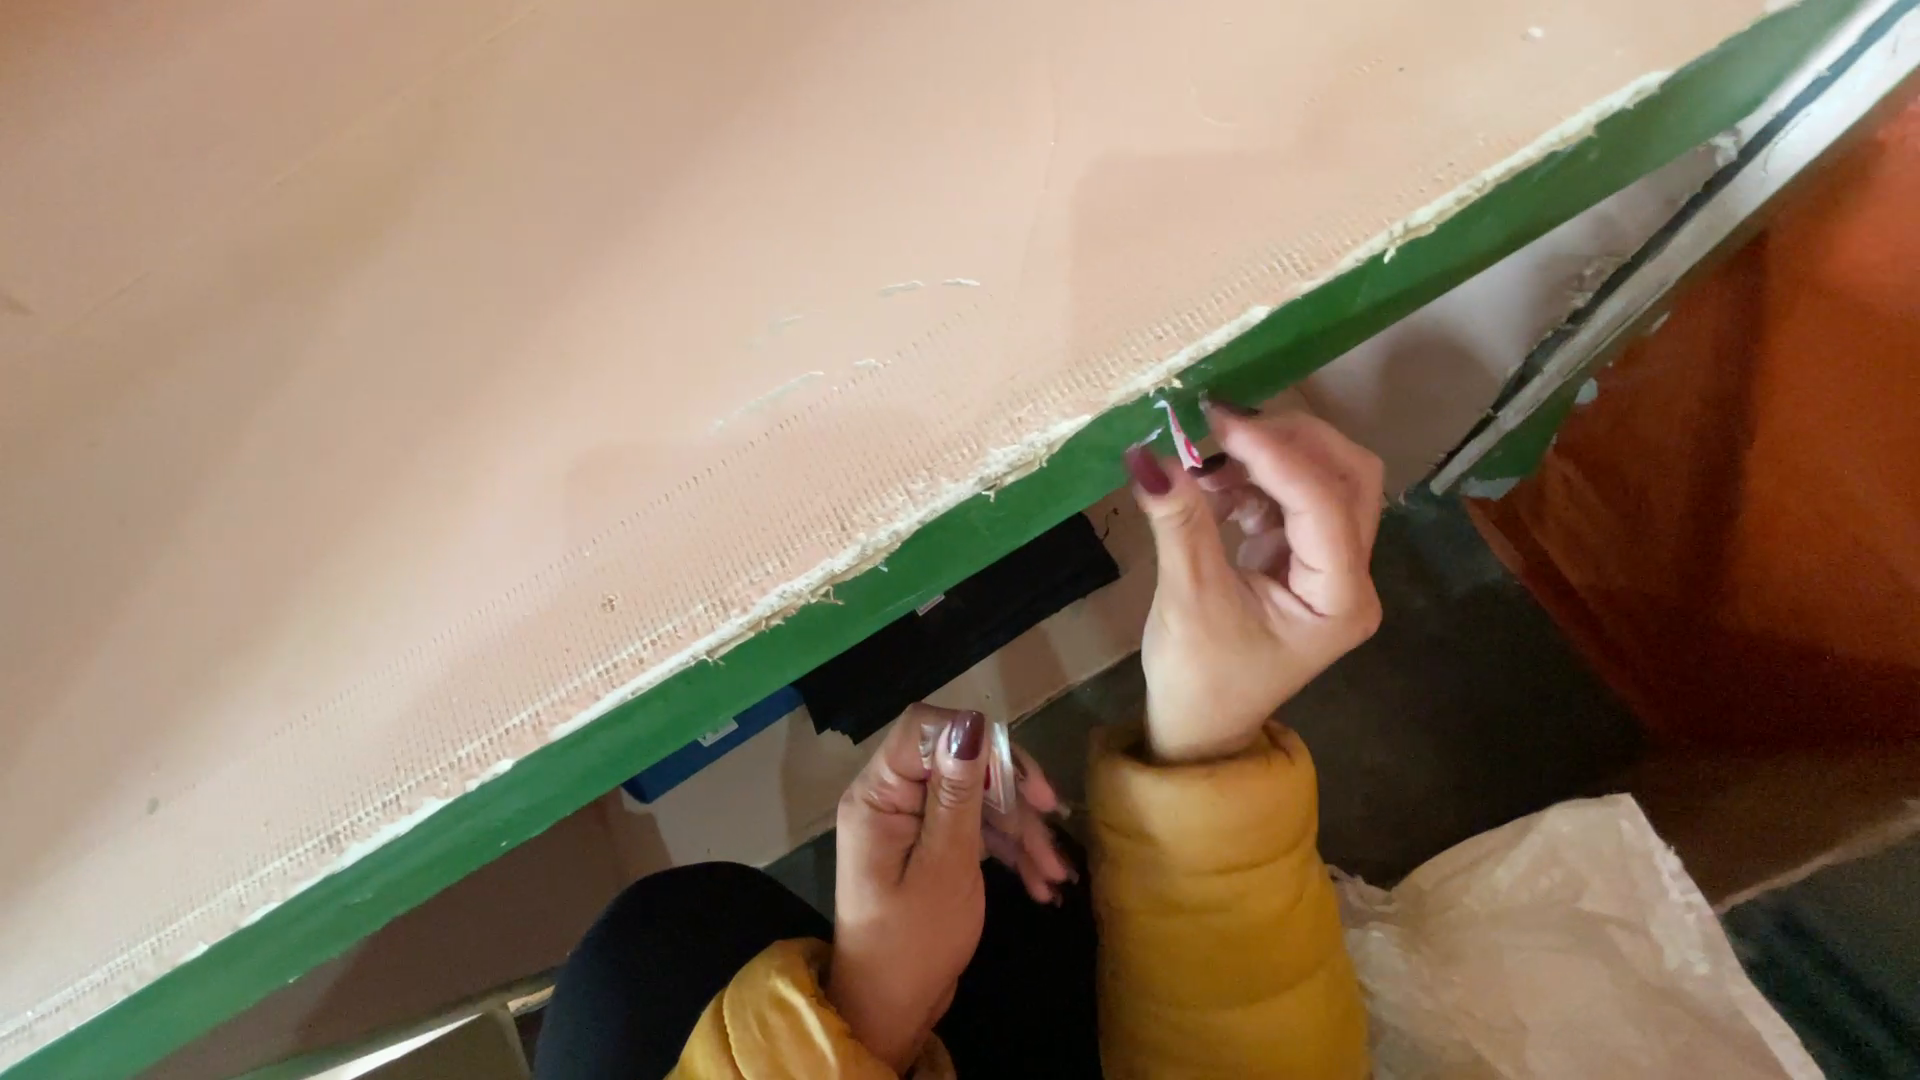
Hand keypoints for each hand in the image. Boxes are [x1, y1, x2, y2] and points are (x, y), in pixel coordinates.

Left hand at [828, 705, 1070, 1069]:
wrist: (891, 1013)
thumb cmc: (912, 943)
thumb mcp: (944, 866)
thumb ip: (958, 793)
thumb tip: (971, 722)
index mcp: (878, 792)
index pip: (924, 728)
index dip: (976, 740)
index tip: (1021, 774)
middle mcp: (892, 795)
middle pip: (959, 762)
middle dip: (1010, 790)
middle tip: (1053, 815)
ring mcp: (912, 820)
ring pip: (975, 796)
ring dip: (1019, 827)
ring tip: (1057, 872)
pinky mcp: (931, 843)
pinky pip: (974, 826)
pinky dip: (1008, 848)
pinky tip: (1041, 881)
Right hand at [1124, 399, 1384, 763]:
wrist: (1198, 726)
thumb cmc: (1198, 677)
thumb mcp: (1187, 599)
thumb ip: (1178, 523)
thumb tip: (1149, 456)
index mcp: (1339, 599)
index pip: (1323, 504)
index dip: (1274, 454)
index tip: (1217, 419)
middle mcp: (1350, 578)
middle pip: (1347, 479)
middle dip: (1289, 442)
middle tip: (1222, 425)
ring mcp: (1329, 568)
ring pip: (1326, 482)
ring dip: (1271, 458)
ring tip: (1206, 463)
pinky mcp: (1300, 560)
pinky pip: (1293, 500)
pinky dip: (1256, 481)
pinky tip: (1214, 488)